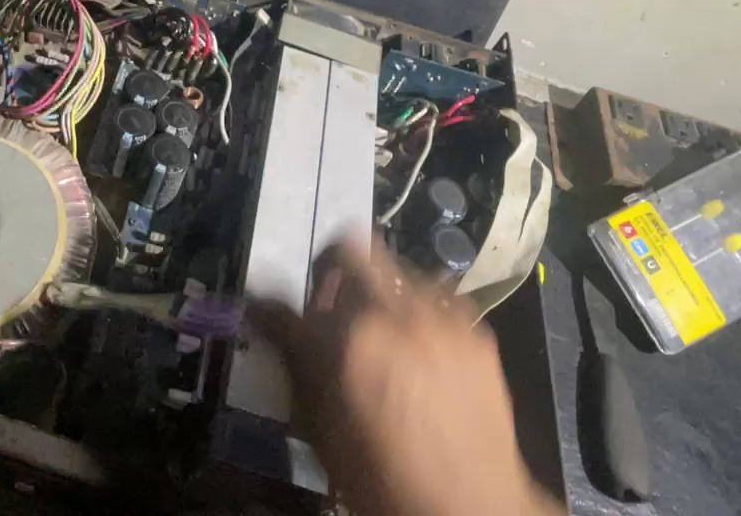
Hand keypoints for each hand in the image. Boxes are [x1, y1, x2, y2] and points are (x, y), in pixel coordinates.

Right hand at [250, 241, 560, 515]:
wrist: (472, 510)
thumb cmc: (384, 475)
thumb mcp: (323, 427)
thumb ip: (296, 361)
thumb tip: (266, 320)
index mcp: (352, 340)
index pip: (291, 305)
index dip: (272, 306)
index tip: (267, 311)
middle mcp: (398, 312)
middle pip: (352, 249)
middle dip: (332, 268)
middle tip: (329, 300)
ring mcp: (442, 316)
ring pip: (396, 266)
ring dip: (377, 285)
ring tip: (377, 323)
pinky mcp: (474, 329)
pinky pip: (436, 294)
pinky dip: (417, 307)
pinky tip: (416, 340)